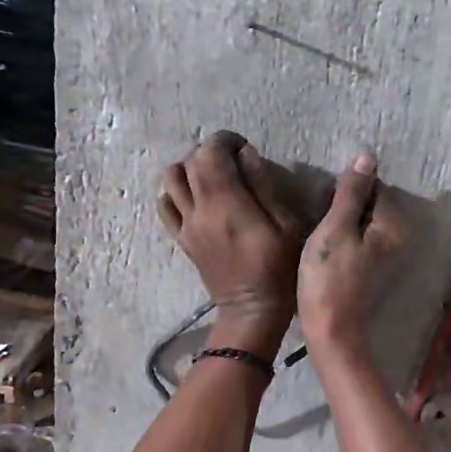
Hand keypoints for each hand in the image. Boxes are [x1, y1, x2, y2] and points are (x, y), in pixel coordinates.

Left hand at [158, 131, 301, 336]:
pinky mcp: (182, 240)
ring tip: (211, 177)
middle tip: (232, 160)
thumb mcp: (285, 224)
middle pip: (189, 162)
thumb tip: (246, 154)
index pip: (209, 153)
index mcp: (226, 203)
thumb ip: (263, 185)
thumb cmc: (279, 268)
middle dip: (209, 151)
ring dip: (189, 169)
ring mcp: (186, 226)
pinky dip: (174, 193)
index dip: (223, 140)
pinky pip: (165, 207)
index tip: (242, 145)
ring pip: (170, 180)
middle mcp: (198, 210)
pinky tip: (195, 199)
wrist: (252, 311)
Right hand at [300, 152, 405, 347]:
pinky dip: (344, 238)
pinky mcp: (373, 268)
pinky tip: (327, 249)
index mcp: (394, 225)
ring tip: (320, 234)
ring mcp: (387, 254)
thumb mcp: (336, 229)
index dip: (346, 188)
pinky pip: (360, 239)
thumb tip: (367, 158)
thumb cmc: (329, 278)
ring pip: (363, 221)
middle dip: (345, 204)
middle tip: (320, 218)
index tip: (324, 202)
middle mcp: (399, 237)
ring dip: (342, 221)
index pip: (374, 186)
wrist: (331, 330)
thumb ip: (351, 193)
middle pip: (370, 203)